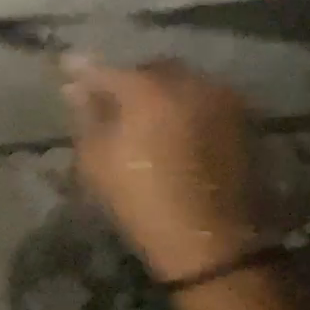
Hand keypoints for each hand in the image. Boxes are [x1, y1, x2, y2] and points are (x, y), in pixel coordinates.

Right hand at [62, 57, 256, 281]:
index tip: (67, 71)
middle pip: (149, 69)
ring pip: (182, 82)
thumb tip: (76, 88)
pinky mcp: (242, 121)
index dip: (83, 71)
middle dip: (128, 79)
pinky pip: (205, 100)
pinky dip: (185, 106)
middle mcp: (188, 83)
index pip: (105, 70)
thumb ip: (87, 116)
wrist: (211, 241)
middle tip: (111, 100)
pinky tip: (174, 129)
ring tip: (145, 116)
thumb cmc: (141, 200)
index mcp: (147, 89)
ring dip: (160, 92)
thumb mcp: (96, 161)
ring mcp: (221, 99)